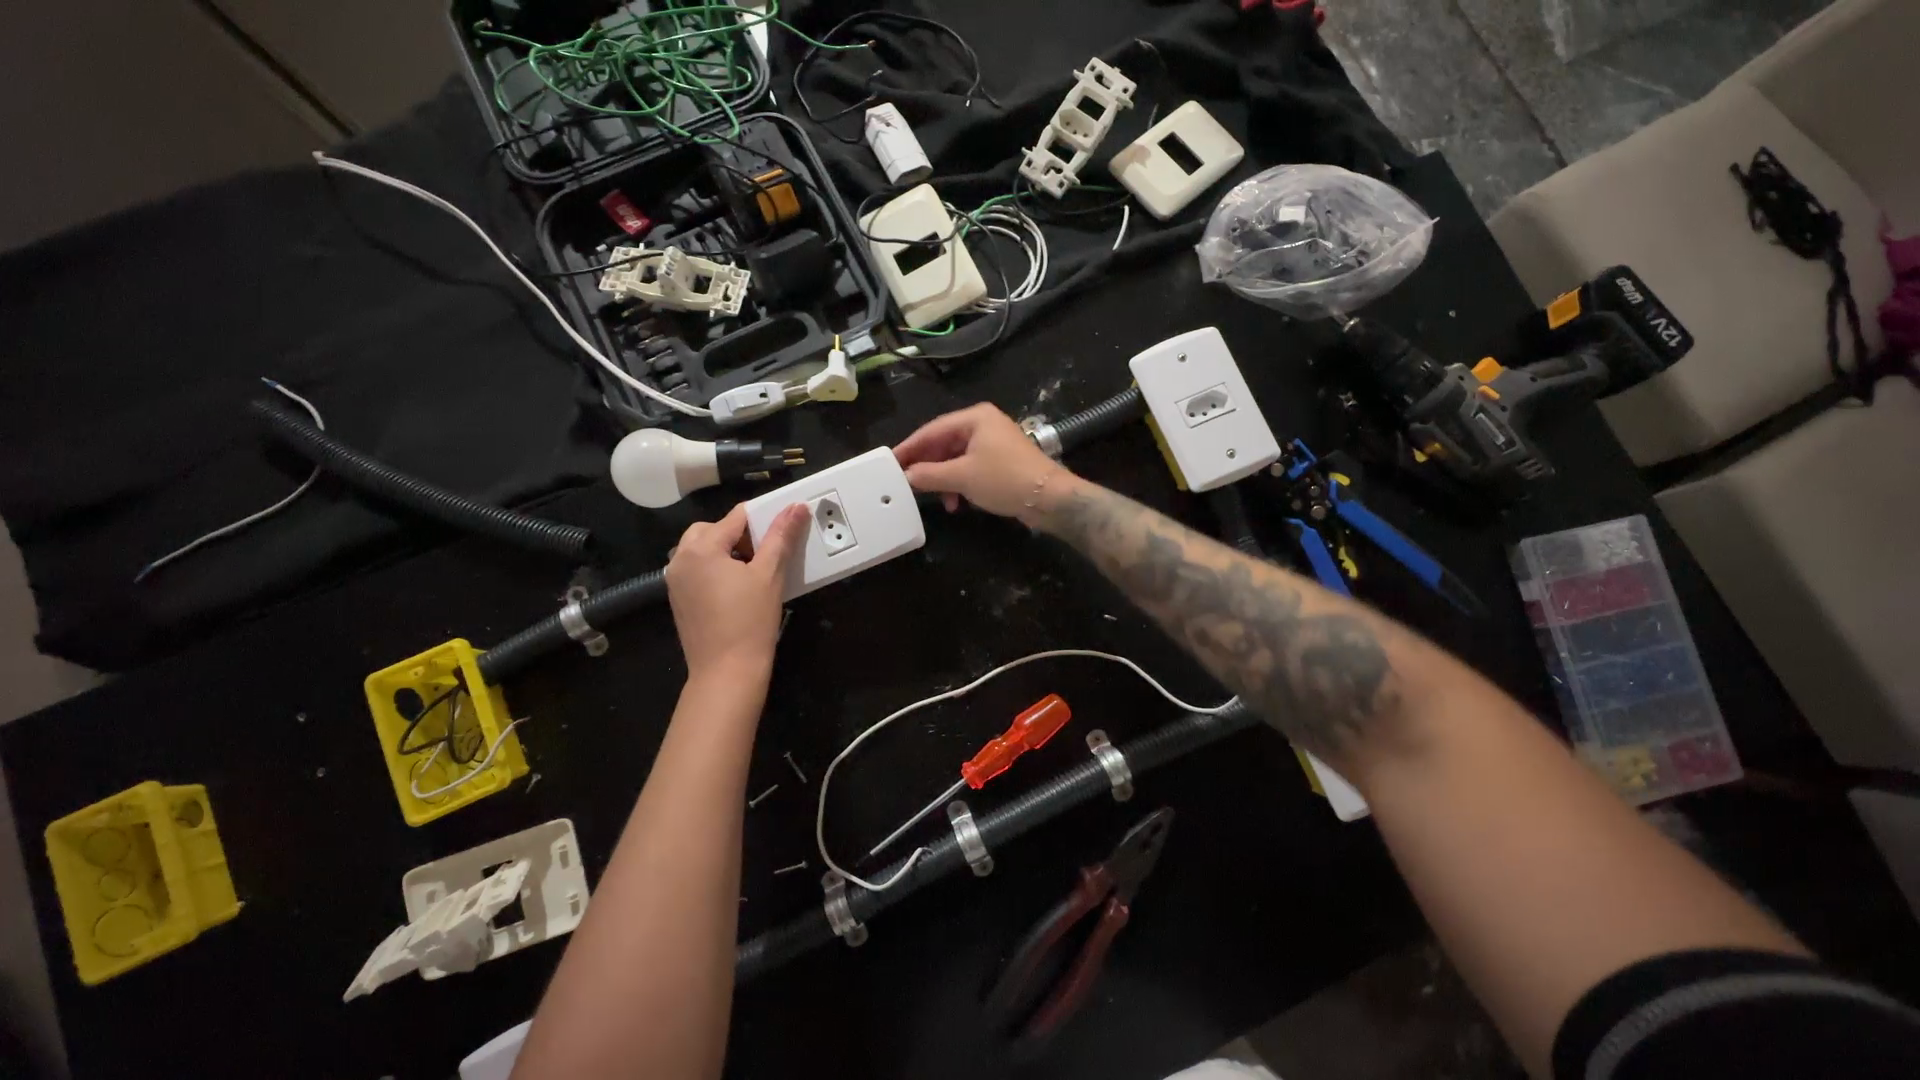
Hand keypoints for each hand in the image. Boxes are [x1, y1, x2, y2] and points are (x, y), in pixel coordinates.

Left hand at [664, 502, 807, 682]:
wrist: (726, 672)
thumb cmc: (750, 621)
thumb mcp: (770, 575)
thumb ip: (781, 537)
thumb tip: (796, 506)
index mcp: (700, 547)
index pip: (736, 517)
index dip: (762, 520)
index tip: (782, 532)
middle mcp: (681, 558)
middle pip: (712, 530)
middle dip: (739, 536)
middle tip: (765, 555)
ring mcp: (675, 581)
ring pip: (702, 550)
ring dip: (726, 552)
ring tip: (753, 572)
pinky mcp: (678, 600)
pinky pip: (697, 571)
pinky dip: (715, 571)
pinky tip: (737, 591)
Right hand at [893, 403, 1068, 522]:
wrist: (1050, 499)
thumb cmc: (1004, 479)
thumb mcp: (962, 477)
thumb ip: (929, 474)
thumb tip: (906, 476)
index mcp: (974, 418)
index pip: (932, 430)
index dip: (910, 447)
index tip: (890, 461)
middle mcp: (983, 425)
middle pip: (943, 443)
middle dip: (927, 466)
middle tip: (906, 482)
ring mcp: (993, 443)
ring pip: (956, 458)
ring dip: (943, 479)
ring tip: (937, 499)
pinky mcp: (1000, 462)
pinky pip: (970, 468)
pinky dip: (959, 484)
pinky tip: (956, 503)